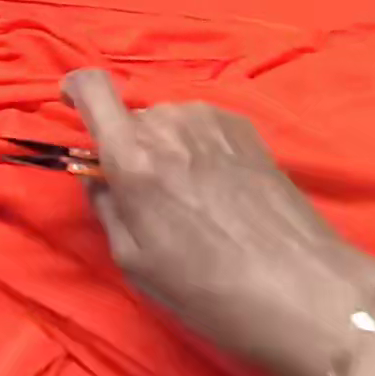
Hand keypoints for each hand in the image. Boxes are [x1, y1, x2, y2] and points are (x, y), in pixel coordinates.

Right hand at [62, 71, 374, 375]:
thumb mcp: (136, 261)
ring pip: (168, 122)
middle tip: (153, 197)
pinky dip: (198, 146)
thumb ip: (104, 203)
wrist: (302, 287)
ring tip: (197, 198)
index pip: (93, 88)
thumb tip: (95, 171)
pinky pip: (200, 125)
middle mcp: (168, 122)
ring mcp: (209, 116)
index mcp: (134, 155)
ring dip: (168, 148)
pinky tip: (224, 188)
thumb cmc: (208, 287)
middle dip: (132, 148)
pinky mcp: (241, 122)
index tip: (72, 103)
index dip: (75, 87)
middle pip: (133, 119)